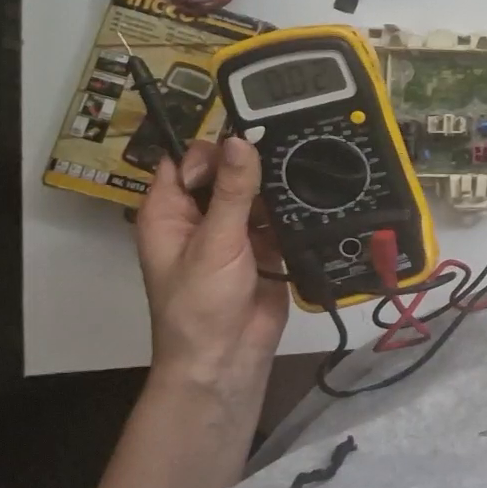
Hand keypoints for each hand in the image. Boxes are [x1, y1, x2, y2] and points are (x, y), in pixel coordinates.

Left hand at [135, 136, 288, 401]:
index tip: (249, 131)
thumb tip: (239, 140)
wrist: (228, 356)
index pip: (185, 162)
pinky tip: (316, 192)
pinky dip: (295, 209)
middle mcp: (200, 218)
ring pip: (258, 195)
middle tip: (289, 140)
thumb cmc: (200, 302)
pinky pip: (281, 219)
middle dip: (253, 161)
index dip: (212, 146)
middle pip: (226, 175)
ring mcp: (236, 234)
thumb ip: (232, 191)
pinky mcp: (268, 249)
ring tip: (309, 161)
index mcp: (169, 212)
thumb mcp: (215, 242)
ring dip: (278, 184)